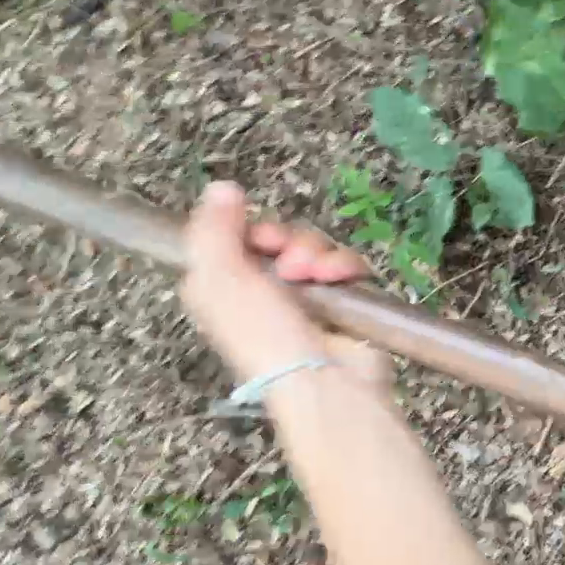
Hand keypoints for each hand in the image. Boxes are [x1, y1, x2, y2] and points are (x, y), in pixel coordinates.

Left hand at [180, 182, 385, 388]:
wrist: (320, 377)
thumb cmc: (261, 334)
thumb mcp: (218, 278)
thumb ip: (213, 229)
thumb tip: (223, 187)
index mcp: (229, 284)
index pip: (244, 235)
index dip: (254, 229)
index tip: (262, 238)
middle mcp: (269, 287)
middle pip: (284, 238)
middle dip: (290, 243)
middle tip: (291, 265)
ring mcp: (312, 295)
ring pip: (318, 247)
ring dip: (318, 254)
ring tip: (317, 276)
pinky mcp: (349, 302)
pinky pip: (350, 265)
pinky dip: (346, 266)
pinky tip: (339, 278)